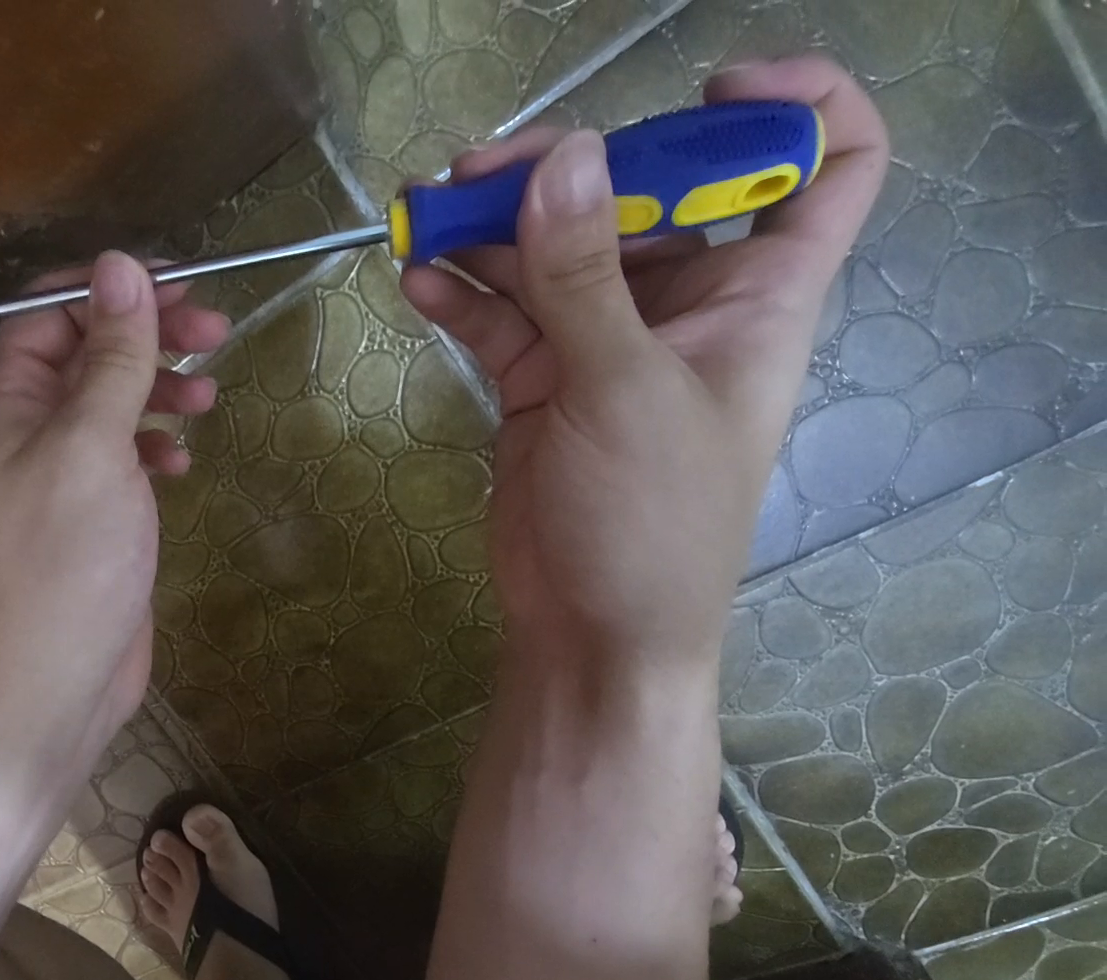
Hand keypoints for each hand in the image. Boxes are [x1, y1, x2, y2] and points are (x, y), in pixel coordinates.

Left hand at [0, 253, 225, 743]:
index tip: (180, 287)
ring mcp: (59, 469)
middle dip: (148, 335)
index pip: (50, 310)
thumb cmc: (68, 557)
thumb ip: (110, 357)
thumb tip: (120, 265)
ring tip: (208, 398)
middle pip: (87, 350)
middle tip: (216, 332)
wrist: (58, 676)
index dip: (111, 290)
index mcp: (7, 398)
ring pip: (112, 400)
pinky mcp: (91, 508)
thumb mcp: (92, 444)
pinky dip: (154, 444)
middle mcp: (26, 425)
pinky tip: (181, 463)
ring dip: (159, 387)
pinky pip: (123, 452)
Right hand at [401, 57, 888, 668]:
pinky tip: (419, 284)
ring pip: (551, 257)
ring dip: (490, 233)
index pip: (824, 171)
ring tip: (424, 215)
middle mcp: (680, 310)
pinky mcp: (538, 381)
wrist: (588, 624)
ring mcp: (600, 345)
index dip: (789, 109)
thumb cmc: (647, 518)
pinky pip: (500, 318)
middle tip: (480, 173)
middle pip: (641, 200)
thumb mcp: (623, 390)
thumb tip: (564, 159)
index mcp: (754, 298)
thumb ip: (586, 278)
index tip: (705, 90)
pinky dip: (461, 297)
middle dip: (567, 175)